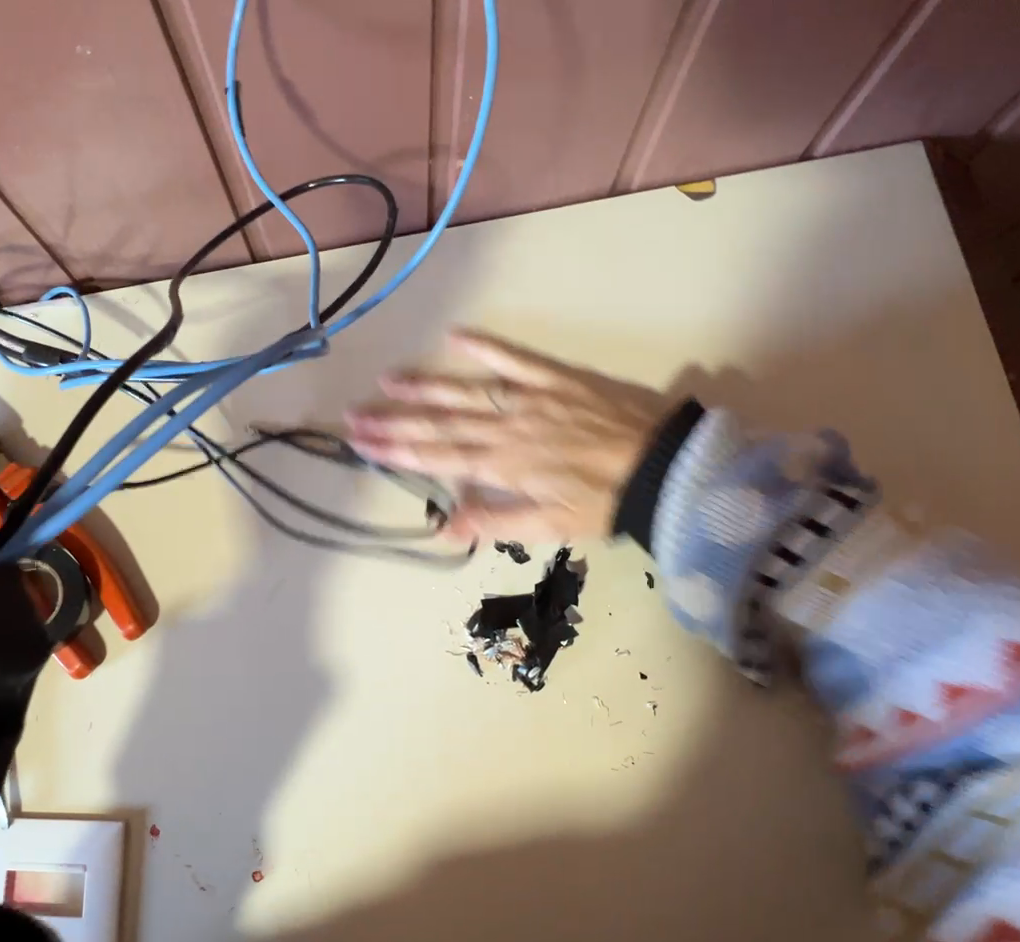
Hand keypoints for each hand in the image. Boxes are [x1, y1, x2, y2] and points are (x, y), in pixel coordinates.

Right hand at [346, 329, 672, 540]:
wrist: (664, 467)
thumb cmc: (604, 503)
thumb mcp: (549, 526)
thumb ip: (494, 523)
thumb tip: (442, 529)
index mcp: (504, 464)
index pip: (439, 456)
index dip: (398, 451)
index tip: (362, 445)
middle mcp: (508, 427)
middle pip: (442, 423)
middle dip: (395, 420)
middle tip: (355, 414)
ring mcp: (532, 398)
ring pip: (468, 390)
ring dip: (427, 385)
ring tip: (389, 379)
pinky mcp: (558, 379)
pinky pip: (517, 360)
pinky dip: (487, 348)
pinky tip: (456, 336)